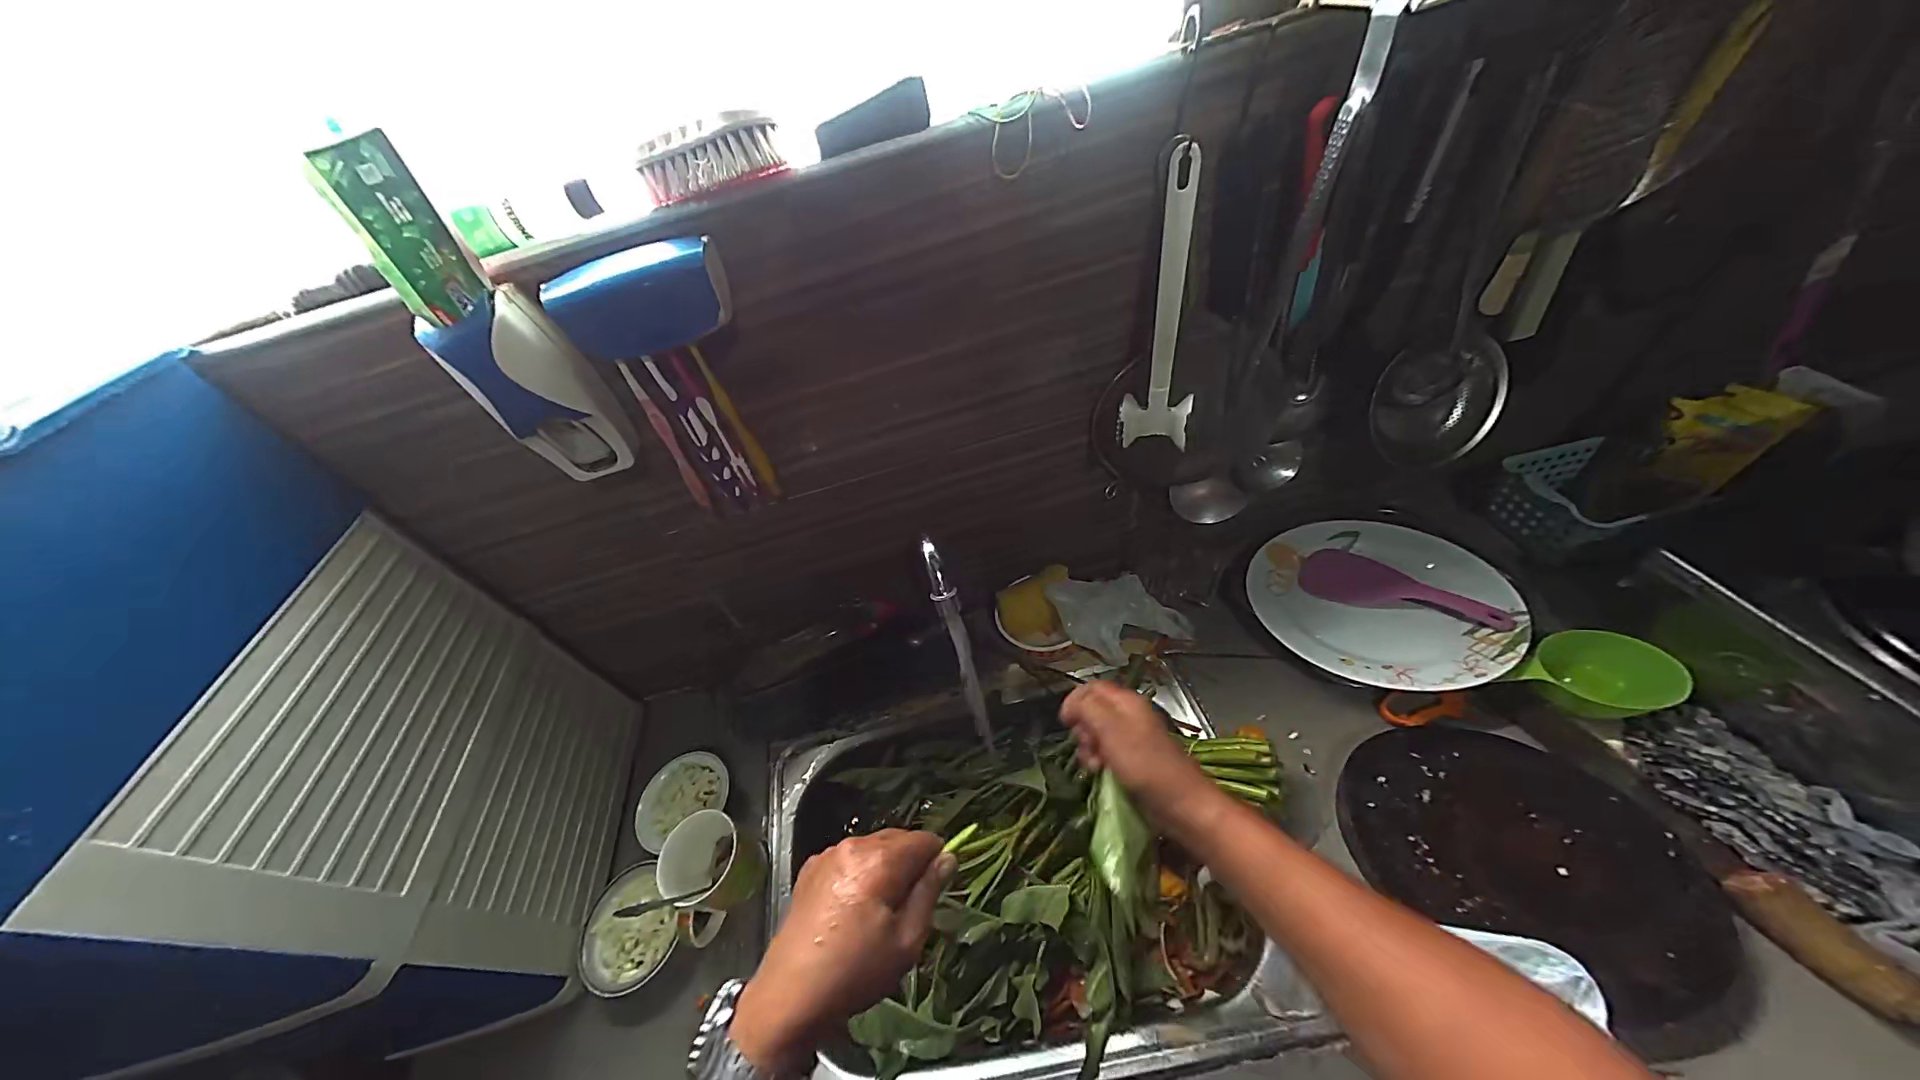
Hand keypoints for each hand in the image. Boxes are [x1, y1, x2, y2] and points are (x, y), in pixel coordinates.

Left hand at [733, 829, 955, 1073]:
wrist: (789, 996)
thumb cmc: (854, 972)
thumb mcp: (906, 941)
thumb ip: (929, 893)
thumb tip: (947, 859)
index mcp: (878, 860)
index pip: (924, 840)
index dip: (936, 861)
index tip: (935, 889)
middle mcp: (852, 846)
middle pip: (898, 839)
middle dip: (911, 863)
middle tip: (909, 904)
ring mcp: (828, 855)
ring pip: (873, 846)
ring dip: (886, 866)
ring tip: (880, 908)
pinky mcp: (811, 868)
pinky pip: (850, 858)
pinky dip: (861, 871)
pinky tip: (854, 906)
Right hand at [1058, 680, 1219, 828]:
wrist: (1180, 804)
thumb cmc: (1145, 765)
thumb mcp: (1111, 729)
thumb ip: (1087, 708)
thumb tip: (1071, 704)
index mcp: (1126, 702)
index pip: (1092, 688)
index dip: (1075, 701)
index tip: (1067, 722)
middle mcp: (1128, 716)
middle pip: (1091, 711)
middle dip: (1082, 728)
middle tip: (1088, 745)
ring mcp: (1130, 739)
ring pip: (1096, 734)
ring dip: (1088, 748)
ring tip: (1095, 764)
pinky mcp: (1131, 761)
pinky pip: (1105, 754)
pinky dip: (1098, 761)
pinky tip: (1100, 773)